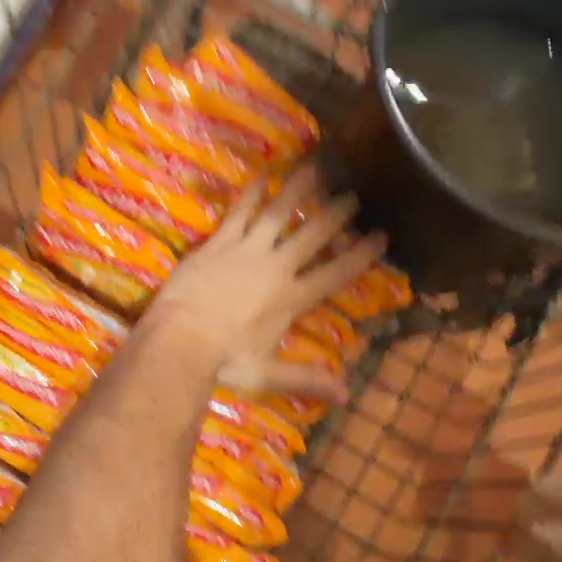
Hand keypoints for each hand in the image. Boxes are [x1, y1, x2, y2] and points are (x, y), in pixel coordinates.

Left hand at [146, 165, 384, 401]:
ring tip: (317, 166)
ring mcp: (246, 250)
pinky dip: (251, 191)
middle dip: (336, 213)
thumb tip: (346, 395)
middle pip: (313, 234)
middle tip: (354, 194)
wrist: (180, 339)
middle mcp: (276, 267)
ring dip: (300, 189)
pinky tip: (262, 172)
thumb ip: (306, 380)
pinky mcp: (218, 242)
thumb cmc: (223, 361)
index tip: (381, 236)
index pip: (335, 273)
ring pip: (279, 213)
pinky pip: (239, 211)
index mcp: (292, 299)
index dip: (360, 254)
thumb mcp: (267, 376)